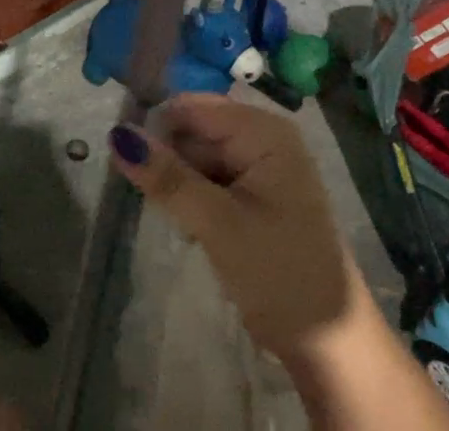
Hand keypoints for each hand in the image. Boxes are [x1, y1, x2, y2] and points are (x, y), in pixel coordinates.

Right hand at [109, 94, 354, 362]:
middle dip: (167, 160)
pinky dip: (192, 200)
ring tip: (175, 220)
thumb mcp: (217, 223)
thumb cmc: (279, 272)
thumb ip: (168, 177)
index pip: (192, 107)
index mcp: (263, 133)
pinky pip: (209, 182)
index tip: (126, 160)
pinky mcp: (254, 200)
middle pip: (194, 131)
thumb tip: (117, 134)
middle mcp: (263, 141)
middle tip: (154, 201)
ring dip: (177, 184)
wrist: (330, 342)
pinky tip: (190, 229)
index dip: (156, 128)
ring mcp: (260, 171)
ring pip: (197, 159)